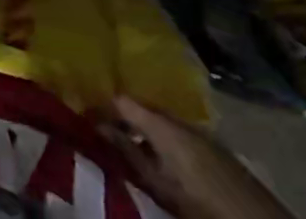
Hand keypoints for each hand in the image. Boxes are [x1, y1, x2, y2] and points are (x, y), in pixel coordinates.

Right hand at [106, 97, 291, 218]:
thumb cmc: (201, 206)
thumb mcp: (158, 184)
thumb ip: (128, 152)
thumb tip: (99, 125)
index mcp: (164, 125)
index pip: (122, 100)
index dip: (104, 107)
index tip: (89, 117)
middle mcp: (181, 120)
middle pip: (143, 108)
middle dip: (124, 117)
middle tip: (106, 133)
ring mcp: (202, 132)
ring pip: (162, 120)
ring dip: (145, 129)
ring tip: (132, 147)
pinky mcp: (217, 147)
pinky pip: (180, 132)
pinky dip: (165, 138)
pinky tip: (162, 158)